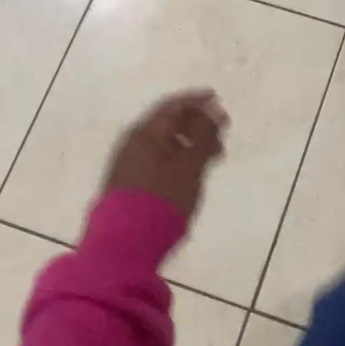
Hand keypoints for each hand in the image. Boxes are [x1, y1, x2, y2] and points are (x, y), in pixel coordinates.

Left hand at [101, 89, 228, 221]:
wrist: (124, 244)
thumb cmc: (164, 198)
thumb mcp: (191, 165)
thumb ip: (205, 135)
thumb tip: (213, 110)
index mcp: (146, 133)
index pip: (174, 105)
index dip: (198, 100)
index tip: (218, 101)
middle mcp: (132, 143)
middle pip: (167, 123)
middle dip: (196, 124)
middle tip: (220, 134)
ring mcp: (127, 165)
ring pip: (163, 144)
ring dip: (189, 144)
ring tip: (212, 158)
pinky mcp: (127, 184)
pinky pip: (156, 160)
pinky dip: (176, 159)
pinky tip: (190, 174)